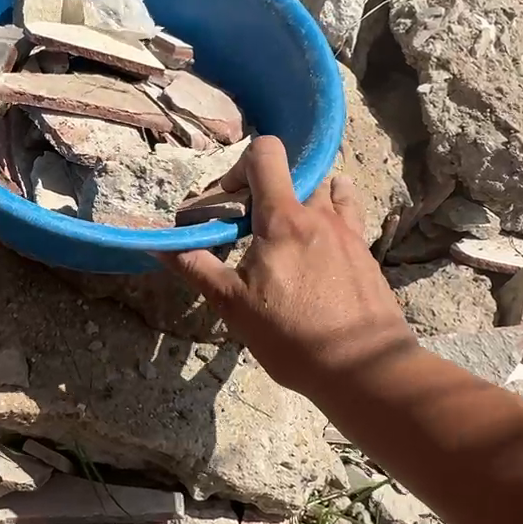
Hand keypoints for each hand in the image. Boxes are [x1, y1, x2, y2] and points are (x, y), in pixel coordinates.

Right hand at [161, 137, 415, 395]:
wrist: (364, 369)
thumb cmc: (292, 336)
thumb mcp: (233, 305)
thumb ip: (195, 266)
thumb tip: (156, 243)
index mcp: (283, 219)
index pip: (266, 153)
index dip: (240, 166)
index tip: (230, 203)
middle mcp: (319, 214)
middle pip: (293, 173)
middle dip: (268, 190)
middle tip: (253, 226)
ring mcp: (348, 231)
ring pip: (326, 190)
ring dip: (303, 198)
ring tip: (288, 233)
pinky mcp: (366, 252)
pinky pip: (348, 214)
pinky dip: (331, 214)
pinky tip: (319, 247)